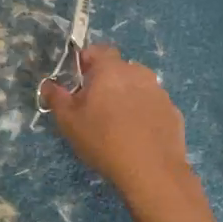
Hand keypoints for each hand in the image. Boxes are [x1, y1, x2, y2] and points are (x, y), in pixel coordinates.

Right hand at [39, 44, 189, 202]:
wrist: (152, 171)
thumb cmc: (104, 139)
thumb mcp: (68, 121)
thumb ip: (56, 97)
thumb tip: (48, 84)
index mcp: (111, 69)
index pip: (98, 50)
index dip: (86, 62)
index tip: (78, 82)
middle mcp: (138, 73)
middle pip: (119, 69)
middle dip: (107, 81)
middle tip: (96, 105)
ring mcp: (160, 92)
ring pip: (138, 86)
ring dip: (128, 96)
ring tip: (119, 122)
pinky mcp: (173, 113)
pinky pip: (153, 105)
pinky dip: (145, 113)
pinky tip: (138, 135)